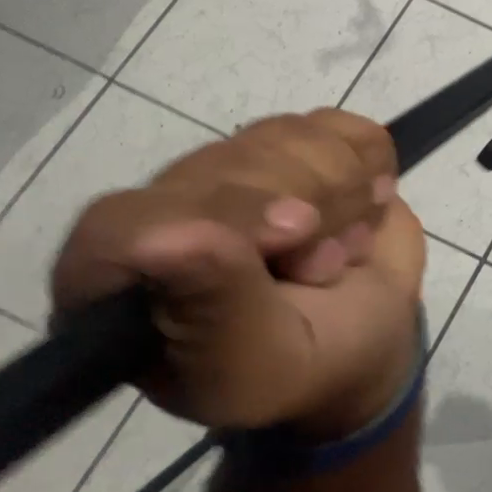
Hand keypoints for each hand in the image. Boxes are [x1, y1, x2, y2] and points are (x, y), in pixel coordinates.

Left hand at [51, 109, 425, 437]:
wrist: (364, 343)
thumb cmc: (298, 367)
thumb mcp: (254, 361)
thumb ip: (215, 304)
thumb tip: (167, 238)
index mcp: (120, 277)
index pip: (135, 219)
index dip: (224, 214)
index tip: (297, 235)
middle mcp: (167, 209)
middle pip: (232, 165)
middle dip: (310, 215)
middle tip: (323, 270)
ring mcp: (236, 166)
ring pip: (290, 137)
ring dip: (344, 195)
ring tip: (342, 248)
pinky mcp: (297, 142)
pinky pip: (339, 124)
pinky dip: (370, 163)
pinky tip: (364, 204)